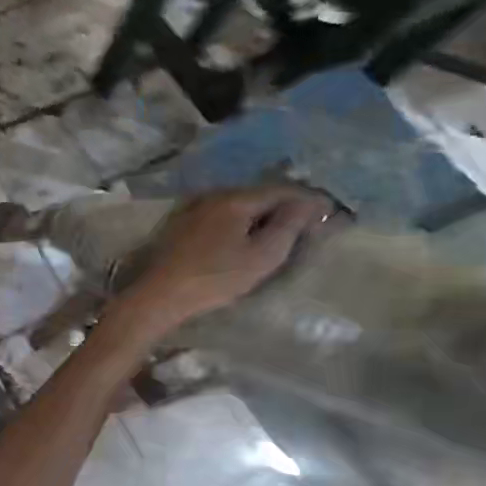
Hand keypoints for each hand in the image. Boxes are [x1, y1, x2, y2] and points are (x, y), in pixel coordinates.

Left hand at [110, 186, 334, 339]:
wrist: (158, 295)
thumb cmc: (214, 278)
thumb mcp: (261, 257)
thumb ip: (288, 226)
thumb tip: (309, 203)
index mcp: (235, 199)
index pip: (282, 189)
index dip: (308, 200)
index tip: (328, 212)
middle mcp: (213, 194)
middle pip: (258, 194)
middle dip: (284, 206)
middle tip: (306, 222)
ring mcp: (192, 208)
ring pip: (237, 204)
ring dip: (260, 215)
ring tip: (278, 231)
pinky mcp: (180, 225)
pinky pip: (219, 216)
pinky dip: (238, 222)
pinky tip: (242, 238)